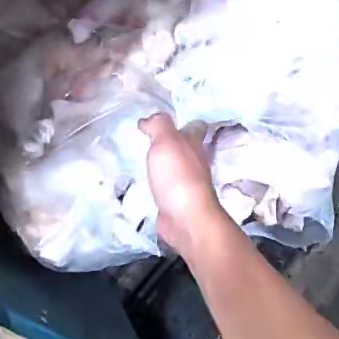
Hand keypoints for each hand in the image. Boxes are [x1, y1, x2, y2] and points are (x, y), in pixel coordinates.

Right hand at [139, 114, 236, 256]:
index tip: (167, 121)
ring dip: (164, 163)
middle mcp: (195, 161)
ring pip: (177, 167)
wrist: (186, 218)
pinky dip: (159, 183)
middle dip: (173, 142)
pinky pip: (168, 187)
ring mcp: (188, 183)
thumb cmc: (178, 176)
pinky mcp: (178, 201)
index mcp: (194, 144)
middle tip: (149, 138)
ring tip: (142, 158)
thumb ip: (159, 125)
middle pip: (187, 147)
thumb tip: (148, 120)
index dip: (185, 121)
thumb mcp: (166, 141)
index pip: (196, 126)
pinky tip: (145, 183)